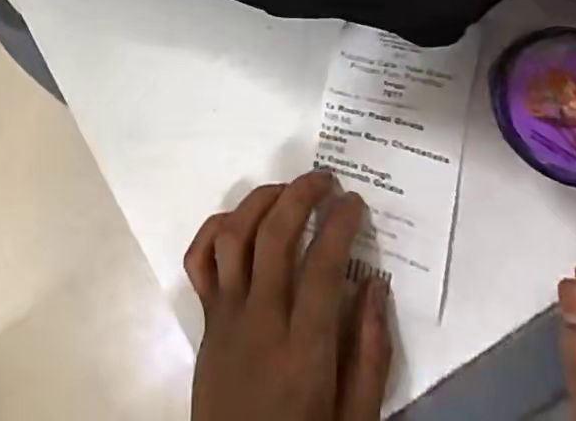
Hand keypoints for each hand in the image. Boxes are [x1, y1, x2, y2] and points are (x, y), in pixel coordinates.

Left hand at [186, 171, 392, 420]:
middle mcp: (260, 320)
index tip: (354, 201)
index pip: (322, 267)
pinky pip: (198, 259)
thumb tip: (377, 285)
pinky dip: (214, 228)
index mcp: (304, 350)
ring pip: (233, 237)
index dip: (339, 225)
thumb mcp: (356, 418)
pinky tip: (238, 219)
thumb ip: (370, 352)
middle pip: (274, 237)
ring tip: (286, 189)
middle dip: (300, 196)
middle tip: (324, 179)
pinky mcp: (203, 318)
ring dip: (259, 201)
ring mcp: (225, 315)